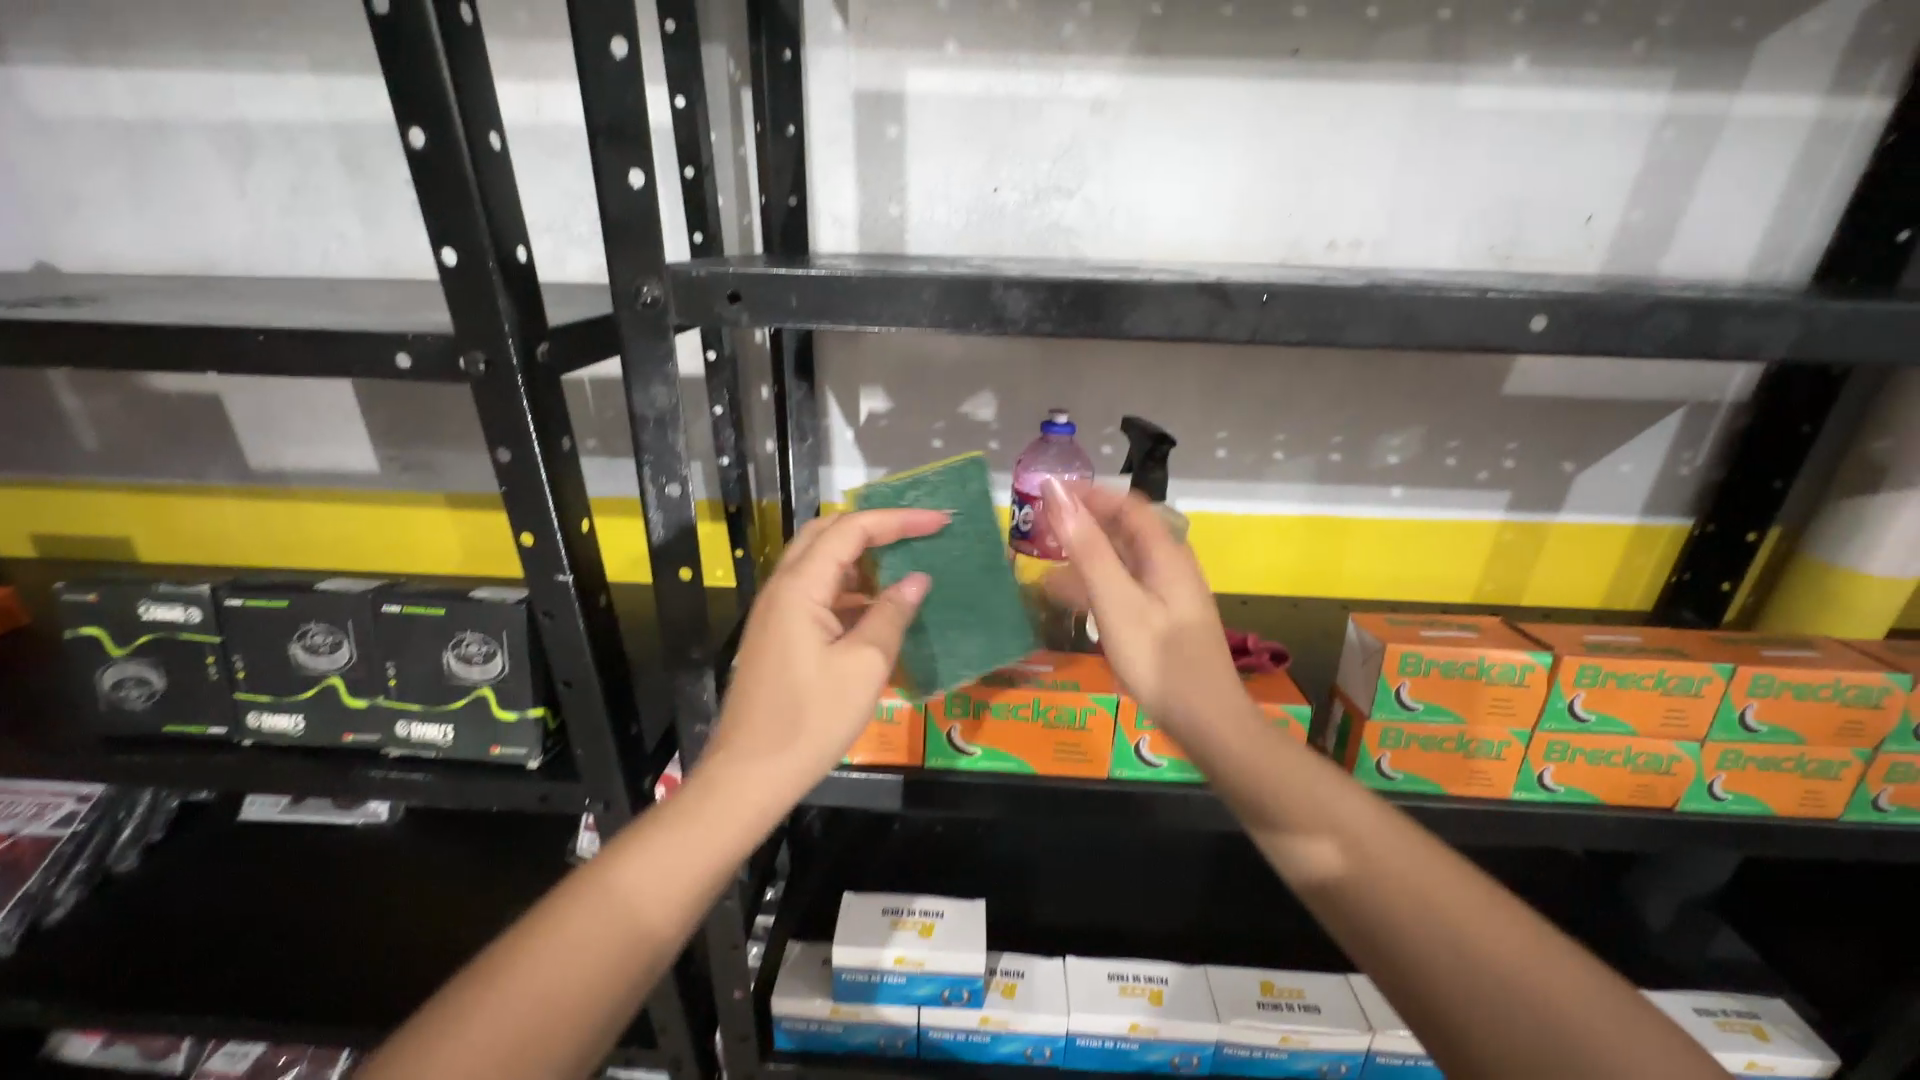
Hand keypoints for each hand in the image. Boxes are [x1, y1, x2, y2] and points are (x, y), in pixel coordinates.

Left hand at [703, 509, 946, 796]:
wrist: (751, 775)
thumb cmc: (811, 721)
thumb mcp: (864, 666)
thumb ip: (892, 614)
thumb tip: (918, 578)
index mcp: (800, 587)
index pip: (850, 529)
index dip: (898, 520)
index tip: (941, 521)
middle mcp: (783, 589)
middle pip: (827, 535)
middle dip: (875, 529)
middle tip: (920, 535)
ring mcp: (777, 613)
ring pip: (821, 565)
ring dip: (863, 560)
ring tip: (908, 568)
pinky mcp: (779, 636)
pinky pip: (817, 596)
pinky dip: (851, 592)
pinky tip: (880, 610)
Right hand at [1041, 479, 1239, 724]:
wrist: (1207, 721)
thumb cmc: (1158, 658)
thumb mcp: (1116, 600)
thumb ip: (1087, 547)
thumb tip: (1056, 492)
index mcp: (1165, 553)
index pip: (1126, 505)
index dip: (1088, 495)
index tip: (1047, 497)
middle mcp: (1170, 566)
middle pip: (1125, 531)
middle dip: (1084, 525)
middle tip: (1040, 532)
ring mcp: (1169, 596)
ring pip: (1124, 562)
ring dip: (1087, 558)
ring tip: (1046, 567)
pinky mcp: (1163, 622)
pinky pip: (1126, 589)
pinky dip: (1097, 587)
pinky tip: (1073, 605)